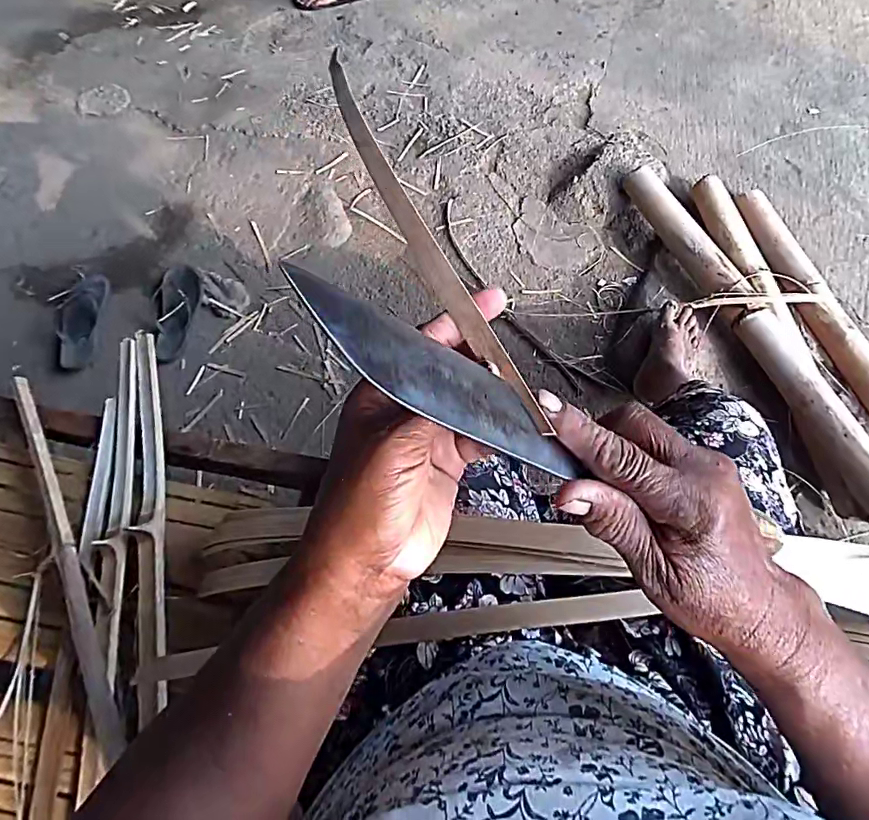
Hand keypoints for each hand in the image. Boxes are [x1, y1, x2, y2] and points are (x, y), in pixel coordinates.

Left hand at [292, 289, 505, 606]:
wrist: (365, 565)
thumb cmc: (355, 509)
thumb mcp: (393, 447)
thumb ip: (432, 412)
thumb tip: (465, 386)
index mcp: (382, 394)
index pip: (423, 344)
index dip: (455, 322)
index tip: (484, 304)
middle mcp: (406, 409)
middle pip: (452, 370)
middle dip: (480, 361)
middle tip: (506, 356)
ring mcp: (428, 435)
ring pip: (470, 402)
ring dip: (491, 400)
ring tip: (513, 395)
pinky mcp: (446, 461)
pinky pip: (478, 434)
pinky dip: (495, 432)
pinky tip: (505, 432)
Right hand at [545, 394, 822, 665]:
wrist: (760, 605)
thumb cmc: (715, 600)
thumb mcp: (655, 574)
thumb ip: (613, 523)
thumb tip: (571, 493)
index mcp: (692, 501)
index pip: (621, 456)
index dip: (578, 431)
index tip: (549, 408)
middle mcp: (704, 469)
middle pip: (633, 423)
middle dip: (596, 435)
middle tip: (571, 467)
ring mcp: (708, 461)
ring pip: (644, 428)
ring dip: (613, 446)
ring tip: (605, 489)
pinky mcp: (705, 461)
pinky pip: (657, 441)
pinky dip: (631, 454)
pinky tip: (629, 489)